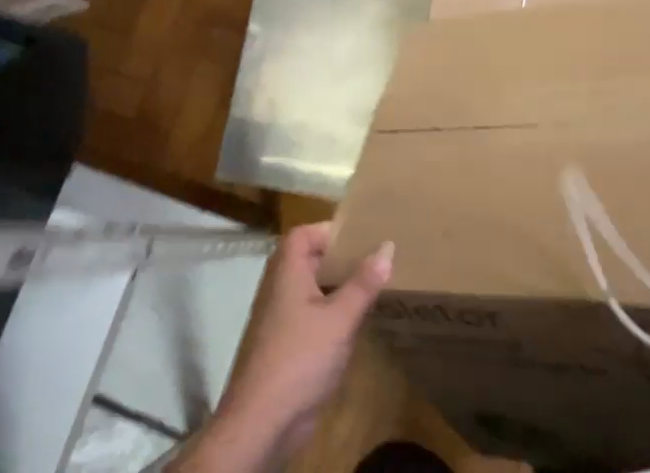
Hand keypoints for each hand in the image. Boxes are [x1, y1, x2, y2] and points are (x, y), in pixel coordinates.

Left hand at [181, 224, 392, 472]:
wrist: (263, 419)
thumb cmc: (300, 357)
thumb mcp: (339, 318)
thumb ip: (363, 283)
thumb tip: (386, 246)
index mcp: (287, 273)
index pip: (303, 234)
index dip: (329, 230)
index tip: (362, 235)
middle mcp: (280, 289)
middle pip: (307, 259)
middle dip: (339, 256)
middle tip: (375, 257)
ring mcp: (281, 318)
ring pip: (311, 288)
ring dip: (338, 285)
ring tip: (373, 285)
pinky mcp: (286, 344)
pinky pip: (311, 314)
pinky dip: (332, 311)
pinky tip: (357, 322)